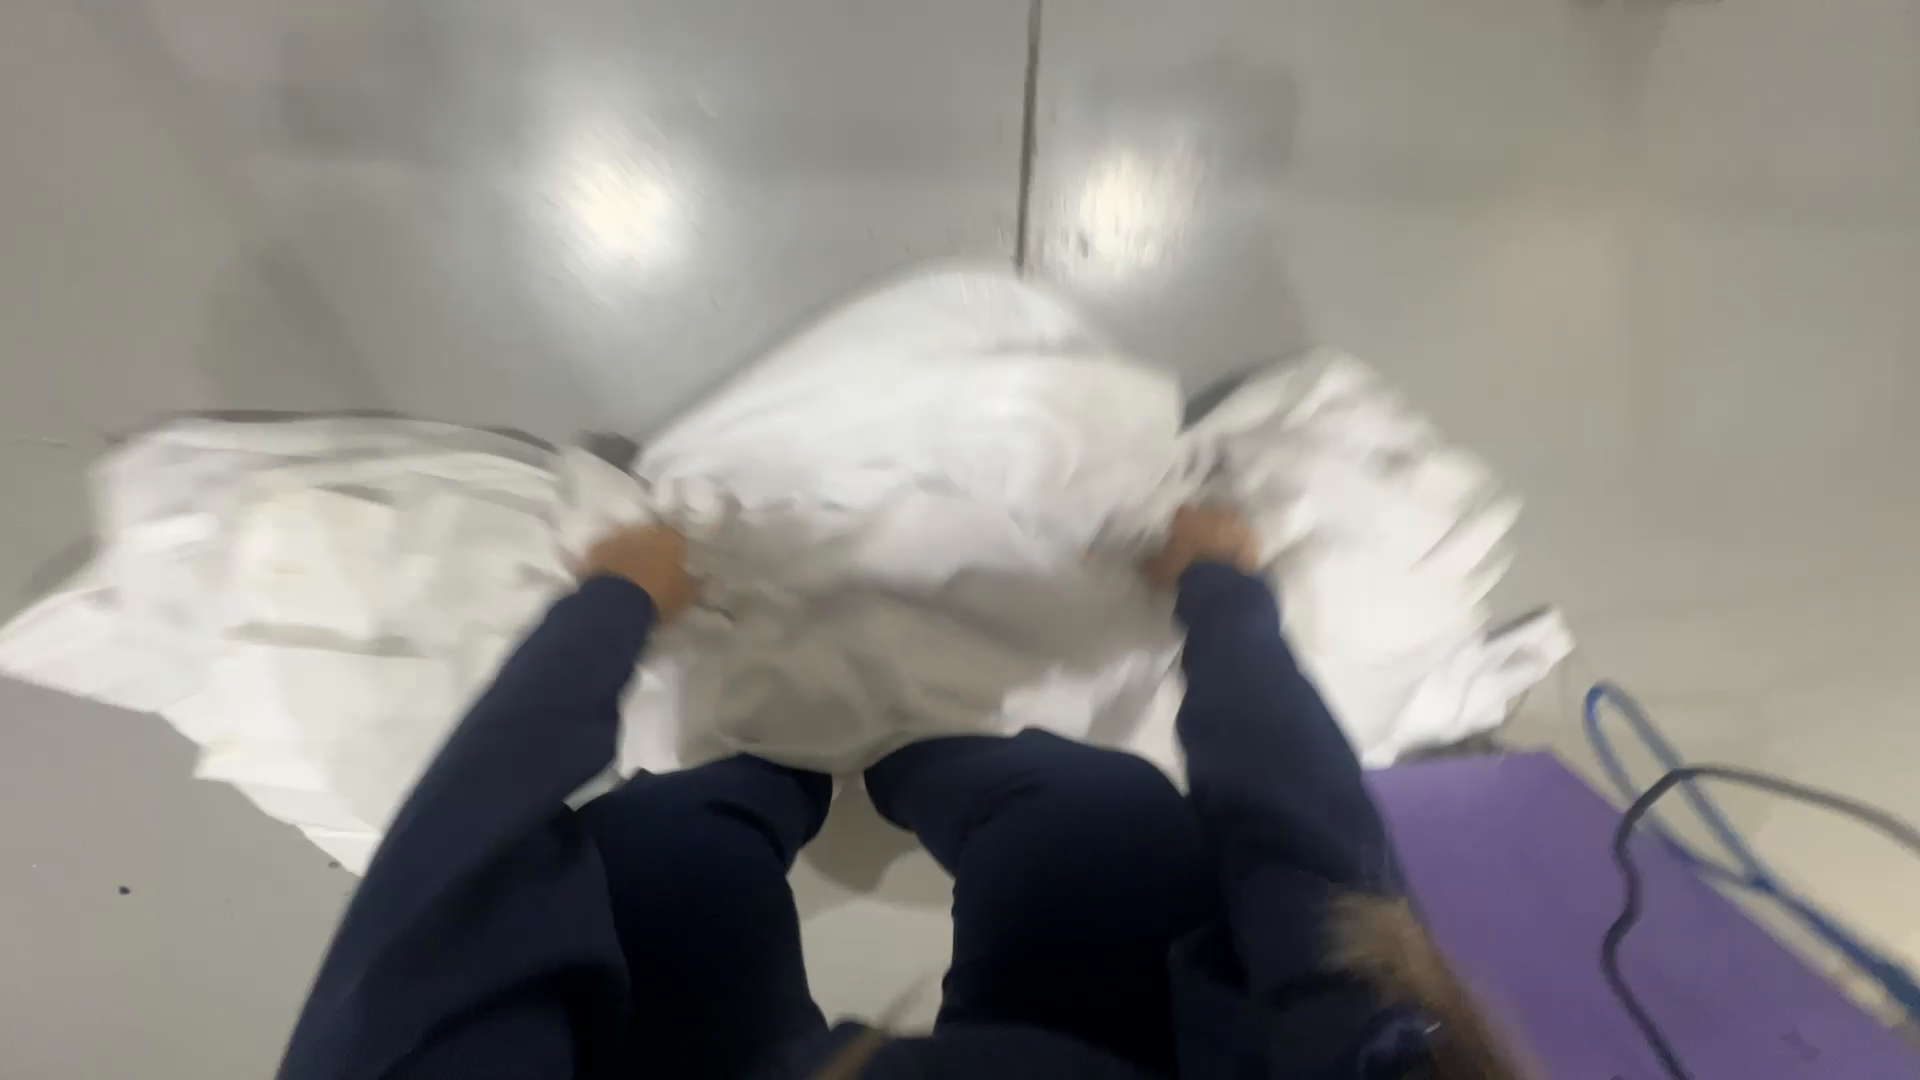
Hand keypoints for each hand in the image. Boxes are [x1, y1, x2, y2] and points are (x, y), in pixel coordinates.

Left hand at [578, 524, 697, 624]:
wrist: (615, 607)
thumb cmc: (658, 599)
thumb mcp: (684, 597)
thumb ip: (695, 584)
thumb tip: (705, 577)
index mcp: (670, 540)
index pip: (677, 533)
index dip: (677, 545)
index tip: (677, 557)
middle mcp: (644, 532)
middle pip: (649, 532)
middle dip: (651, 543)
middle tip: (653, 561)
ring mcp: (617, 538)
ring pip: (625, 537)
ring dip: (628, 547)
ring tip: (629, 564)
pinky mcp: (594, 551)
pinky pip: (602, 549)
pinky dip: (605, 555)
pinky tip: (607, 566)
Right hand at [1143, 504, 1260, 587]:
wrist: (1220, 586)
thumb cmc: (1183, 572)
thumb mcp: (1158, 570)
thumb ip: (1150, 561)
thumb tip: (1141, 558)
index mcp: (1187, 517)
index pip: (1180, 512)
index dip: (1179, 523)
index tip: (1177, 534)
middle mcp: (1212, 515)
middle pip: (1208, 512)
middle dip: (1205, 523)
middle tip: (1200, 539)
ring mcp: (1235, 526)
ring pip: (1229, 522)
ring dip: (1225, 531)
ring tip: (1220, 548)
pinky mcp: (1254, 542)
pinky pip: (1246, 540)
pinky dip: (1241, 546)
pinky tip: (1236, 558)